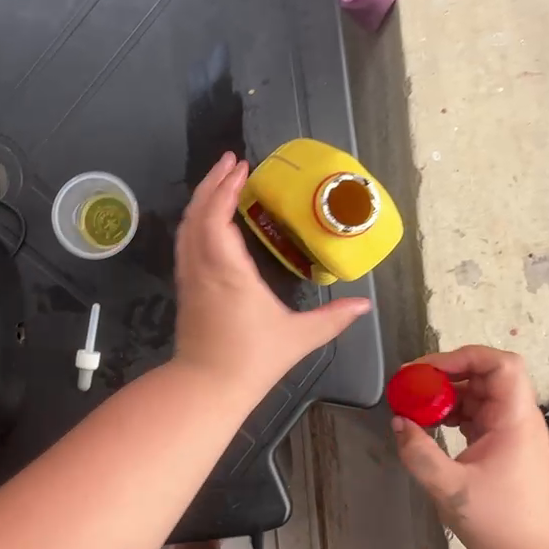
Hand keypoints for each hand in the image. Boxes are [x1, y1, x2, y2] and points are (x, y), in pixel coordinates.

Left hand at [173, 152, 369, 396]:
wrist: (206, 387)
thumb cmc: (252, 360)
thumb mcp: (298, 337)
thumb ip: (332, 318)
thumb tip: (364, 305)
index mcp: (228, 271)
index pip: (217, 217)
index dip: (225, 188)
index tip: (240, 167)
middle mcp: (203, 267)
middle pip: (197, 213)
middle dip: (211, 183)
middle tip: (230, 161)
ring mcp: (189, 277)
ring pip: (186, 227)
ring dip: (201, 199)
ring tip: (219, 181)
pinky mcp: (185, 288)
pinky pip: (185, 243)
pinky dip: (195, 220)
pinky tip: (207, 217)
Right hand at [391, 345, 548, 548]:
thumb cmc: (499, 523)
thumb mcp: (449, 488)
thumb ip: (419, 452)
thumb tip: (398, 421)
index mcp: (515, 420)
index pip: (502, 364)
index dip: (465, 357)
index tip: (429, 371)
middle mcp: (518, 419)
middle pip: (486, 375)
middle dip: (446, 374)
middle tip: (411, 384)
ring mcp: (512, 432)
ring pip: (479, 394)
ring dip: (446, 395)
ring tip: (414, 406)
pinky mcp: (503, 446)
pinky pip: (477, 414)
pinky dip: (452, 413)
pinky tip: (429, 425)